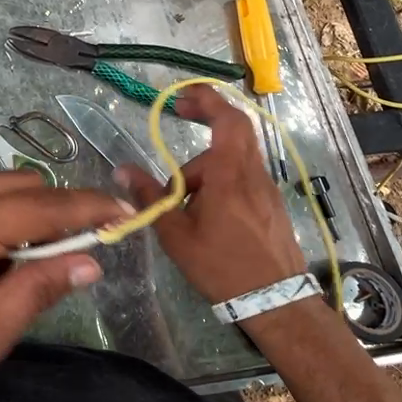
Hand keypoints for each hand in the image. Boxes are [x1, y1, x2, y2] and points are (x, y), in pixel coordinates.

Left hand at [0, 171, 125, 391]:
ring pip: (0, 183)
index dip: (88, 207)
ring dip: (25, 212)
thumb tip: (89, 262)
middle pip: (24, 184)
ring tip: (20, 262)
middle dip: (56, 210)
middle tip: (72, 251)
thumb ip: (40, 287)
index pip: (42, 204)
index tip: (124, 210)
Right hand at [118, 84, 304, 303]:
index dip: (207, 98)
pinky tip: (207, 210)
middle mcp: (253, 174)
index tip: (182, 95)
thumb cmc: (223, 267)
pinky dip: (221, 178)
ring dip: (208, 162)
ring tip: (185, 197)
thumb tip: (122, 171)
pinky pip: (244, 175)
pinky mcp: (272, 205)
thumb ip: (150, 197)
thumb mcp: (176, 234)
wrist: (279, 306)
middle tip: (180, 115)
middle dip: (207, 116)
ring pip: (235, 156)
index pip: (228, 119)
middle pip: (234, 129)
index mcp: (230, 175)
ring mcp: (267, 189)